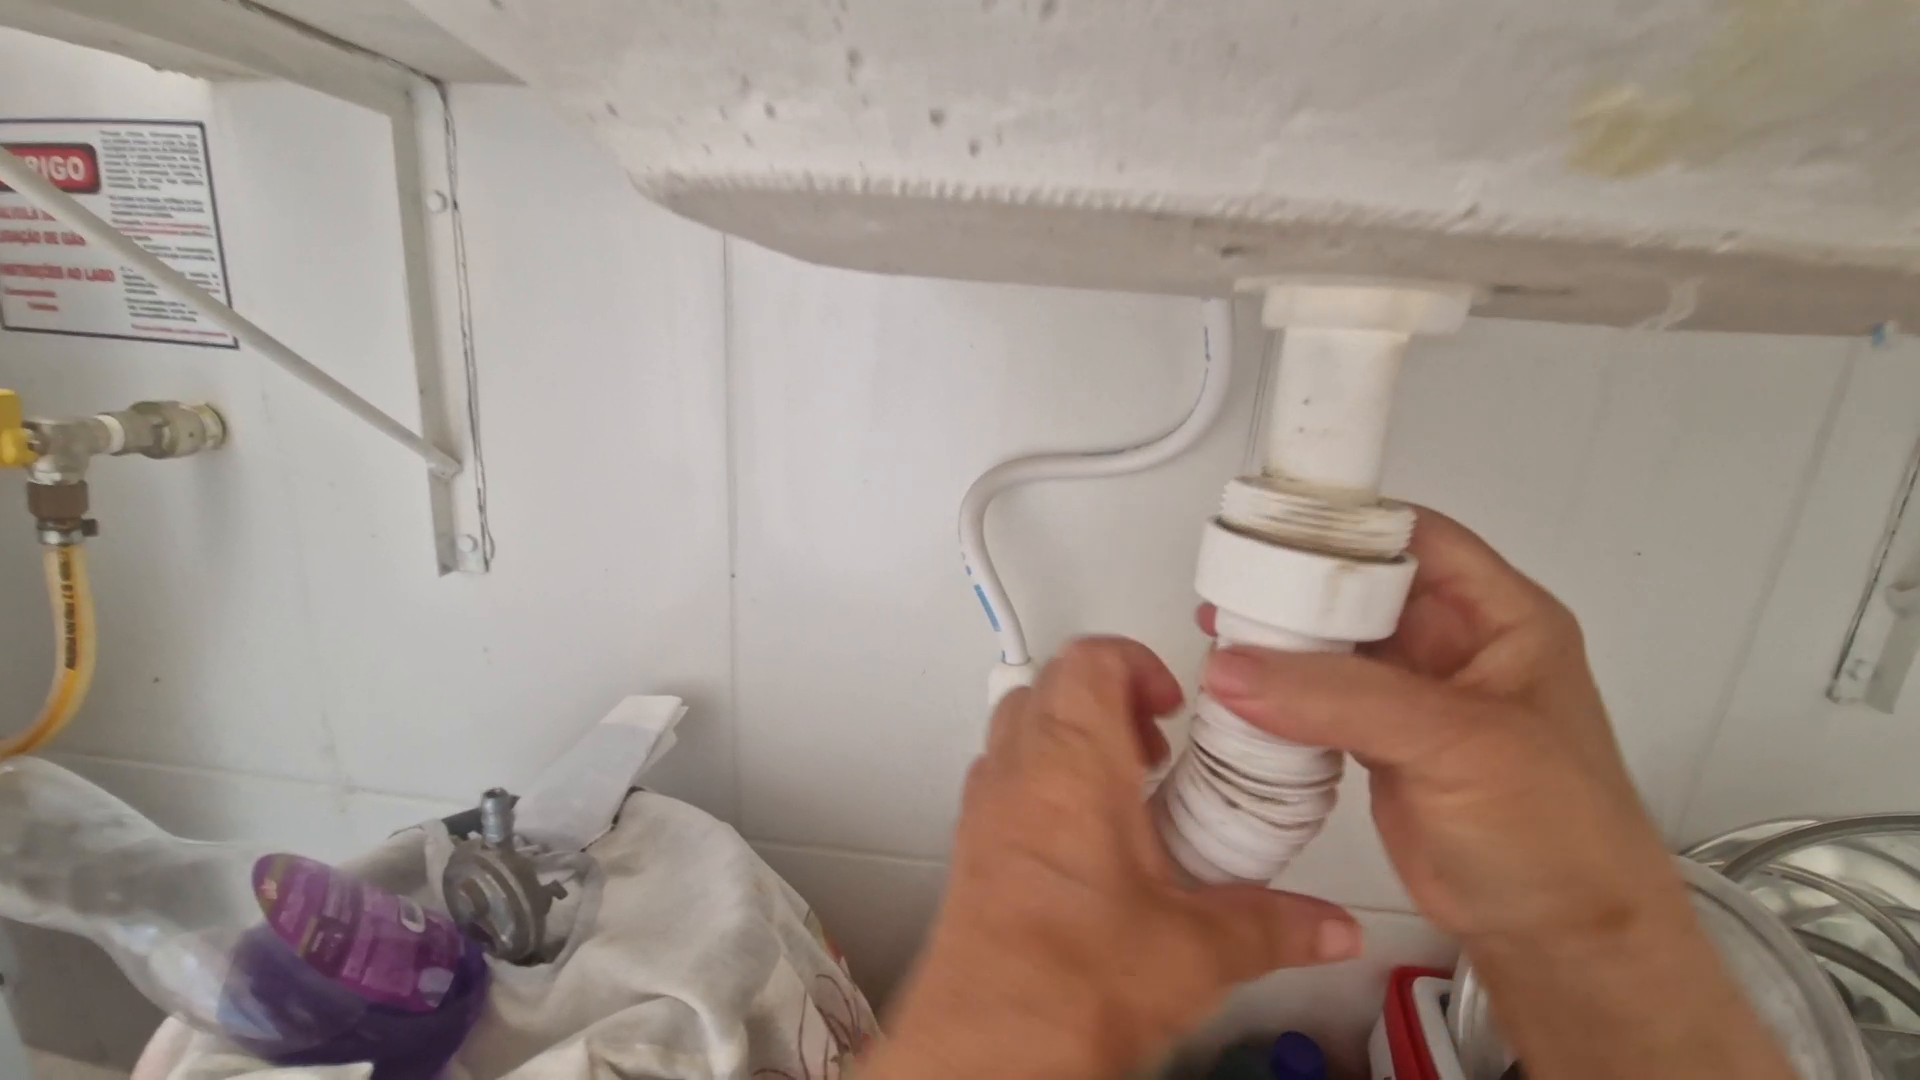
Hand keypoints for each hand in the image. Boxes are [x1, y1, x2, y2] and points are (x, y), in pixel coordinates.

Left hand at [865, 639, 1360, 1079]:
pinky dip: (1043, 771)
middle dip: (1110, 697)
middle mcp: (1019, 767)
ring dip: (1072, 731)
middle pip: (1054, 681)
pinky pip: (1004, 770)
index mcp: (1072, 763)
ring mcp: (985, 800)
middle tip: (1155, 748)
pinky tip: (1085, 836)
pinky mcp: (970, 837)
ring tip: (1125, 788)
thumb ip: (1273, 925)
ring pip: (1022, 719)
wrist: (987, 1045)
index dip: (1136, 665)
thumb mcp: (1194, 951)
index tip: (1171, 709)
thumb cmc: (1074, 983)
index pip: (1092, 660)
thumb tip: (1332, 927)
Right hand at [1199, 508, 1678, 946]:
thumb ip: (1339, 699)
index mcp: (1496, 614)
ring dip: (1275, 635)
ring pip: (1327, 640)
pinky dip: (1272, 687)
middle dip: (1291, 583)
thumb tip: (1226, 667)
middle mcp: (1449, 641)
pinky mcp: (1372, 736)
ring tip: (1216, 628)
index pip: (1411, 536)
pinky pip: (1311, 693)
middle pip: (1355, 586)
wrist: (1554, 942)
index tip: (1266, 525)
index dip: (1342, 523)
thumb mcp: (1458, 743)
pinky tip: (1232, 685)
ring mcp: (1407, 691)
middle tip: (1226, 583)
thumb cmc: (1550, 832)